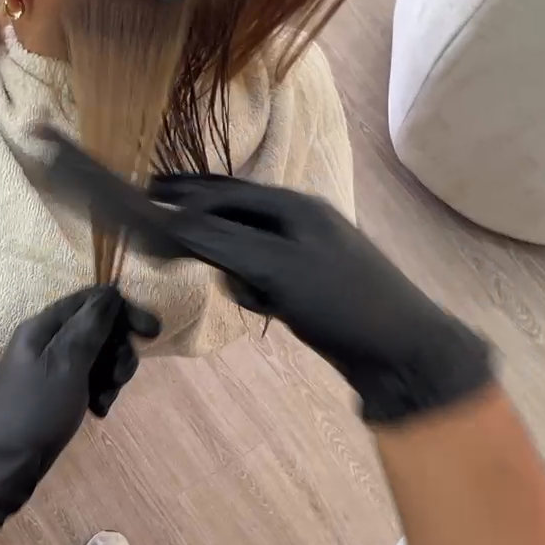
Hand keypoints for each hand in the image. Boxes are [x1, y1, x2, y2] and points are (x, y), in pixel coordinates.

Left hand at [0, 287, 159, 529]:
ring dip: (111, 376)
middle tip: (119, 378)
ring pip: (97, 357)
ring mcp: (50, 368)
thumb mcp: (66, 364)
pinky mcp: (55, 392)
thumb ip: (90, 326)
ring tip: (105, 400)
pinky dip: (99, 393)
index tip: (152, 333)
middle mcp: (46, 341)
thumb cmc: (36, 410)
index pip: (92, 300)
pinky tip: (98, 411)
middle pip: (98, 329)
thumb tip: (111, 291)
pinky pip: (87, 381)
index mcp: (43, 327)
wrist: (4, 463)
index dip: (124, 312)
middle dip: (118, 351)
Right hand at [141, 175, 491, 424]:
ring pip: (246, 238)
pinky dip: (246, 278)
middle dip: (195, 205)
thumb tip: (171, 223)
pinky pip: (262, 270)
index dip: (182, 195)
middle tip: (154, 197)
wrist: (400, 350)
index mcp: (293, 207)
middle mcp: (300, 220)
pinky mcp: (309, 281)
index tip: (144, 195)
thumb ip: (222, 243)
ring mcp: (306, 250)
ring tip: (194, 249)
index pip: (223, 195)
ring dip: (221, 246)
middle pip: (234, 206)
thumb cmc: (340, 303)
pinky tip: (250, 297)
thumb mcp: (274, 268)